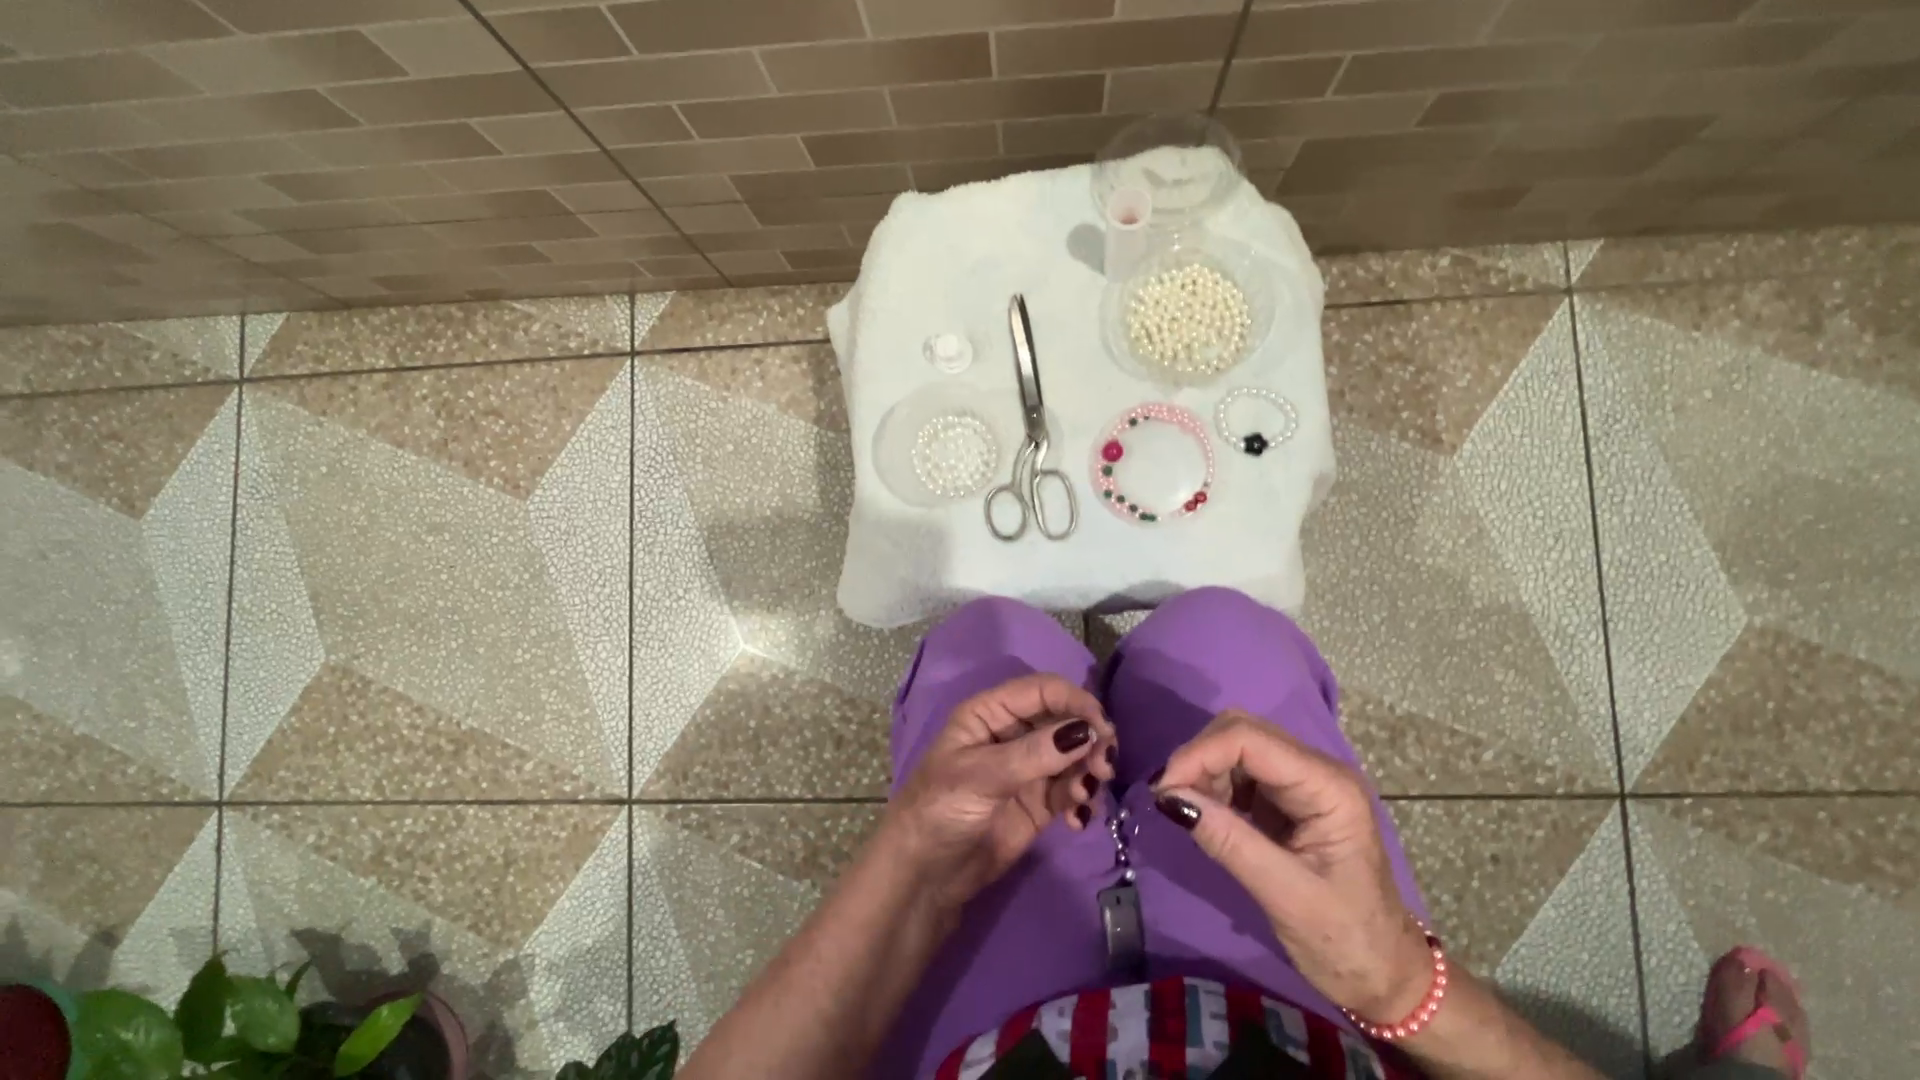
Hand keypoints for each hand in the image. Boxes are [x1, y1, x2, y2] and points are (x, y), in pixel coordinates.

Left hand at [885, 673, 1116, 912]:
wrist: (925, 875)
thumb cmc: (939, 810)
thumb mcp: (981, 777)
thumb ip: (1033, 754)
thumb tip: (1086, 732)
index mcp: (989, 713)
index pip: (1042, 691)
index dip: (1075, 702)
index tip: (1101, 728)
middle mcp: (1012, 733)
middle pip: (1065, 721)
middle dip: (1089, 739)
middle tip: (1103, 767)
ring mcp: (1028, 769)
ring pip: (1074, 755)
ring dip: (1088, 771)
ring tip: (1084, 797)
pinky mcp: (1039, 803)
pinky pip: (1072, 790)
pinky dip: (1081, 800)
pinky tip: (1076, 820)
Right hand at [1152, 710, 1432, 1021]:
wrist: (1384, 975)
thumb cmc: (1345, 939)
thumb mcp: (1284, 894)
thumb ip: (1228, 840)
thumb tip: (1169, 798)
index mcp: (1328, 787)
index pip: (1250, 739)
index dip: (1199, 754)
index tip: (1163, 792)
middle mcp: (1317, 771)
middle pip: (1243, 732)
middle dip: (1199, 758)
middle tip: (1171, 801)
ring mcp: (1303, 784)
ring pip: (1238, 747)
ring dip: (1204, 771)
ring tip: (1189, 813)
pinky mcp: (1289, 800)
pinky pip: (1241, 773)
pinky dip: (1214, 785)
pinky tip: (1207, 816)